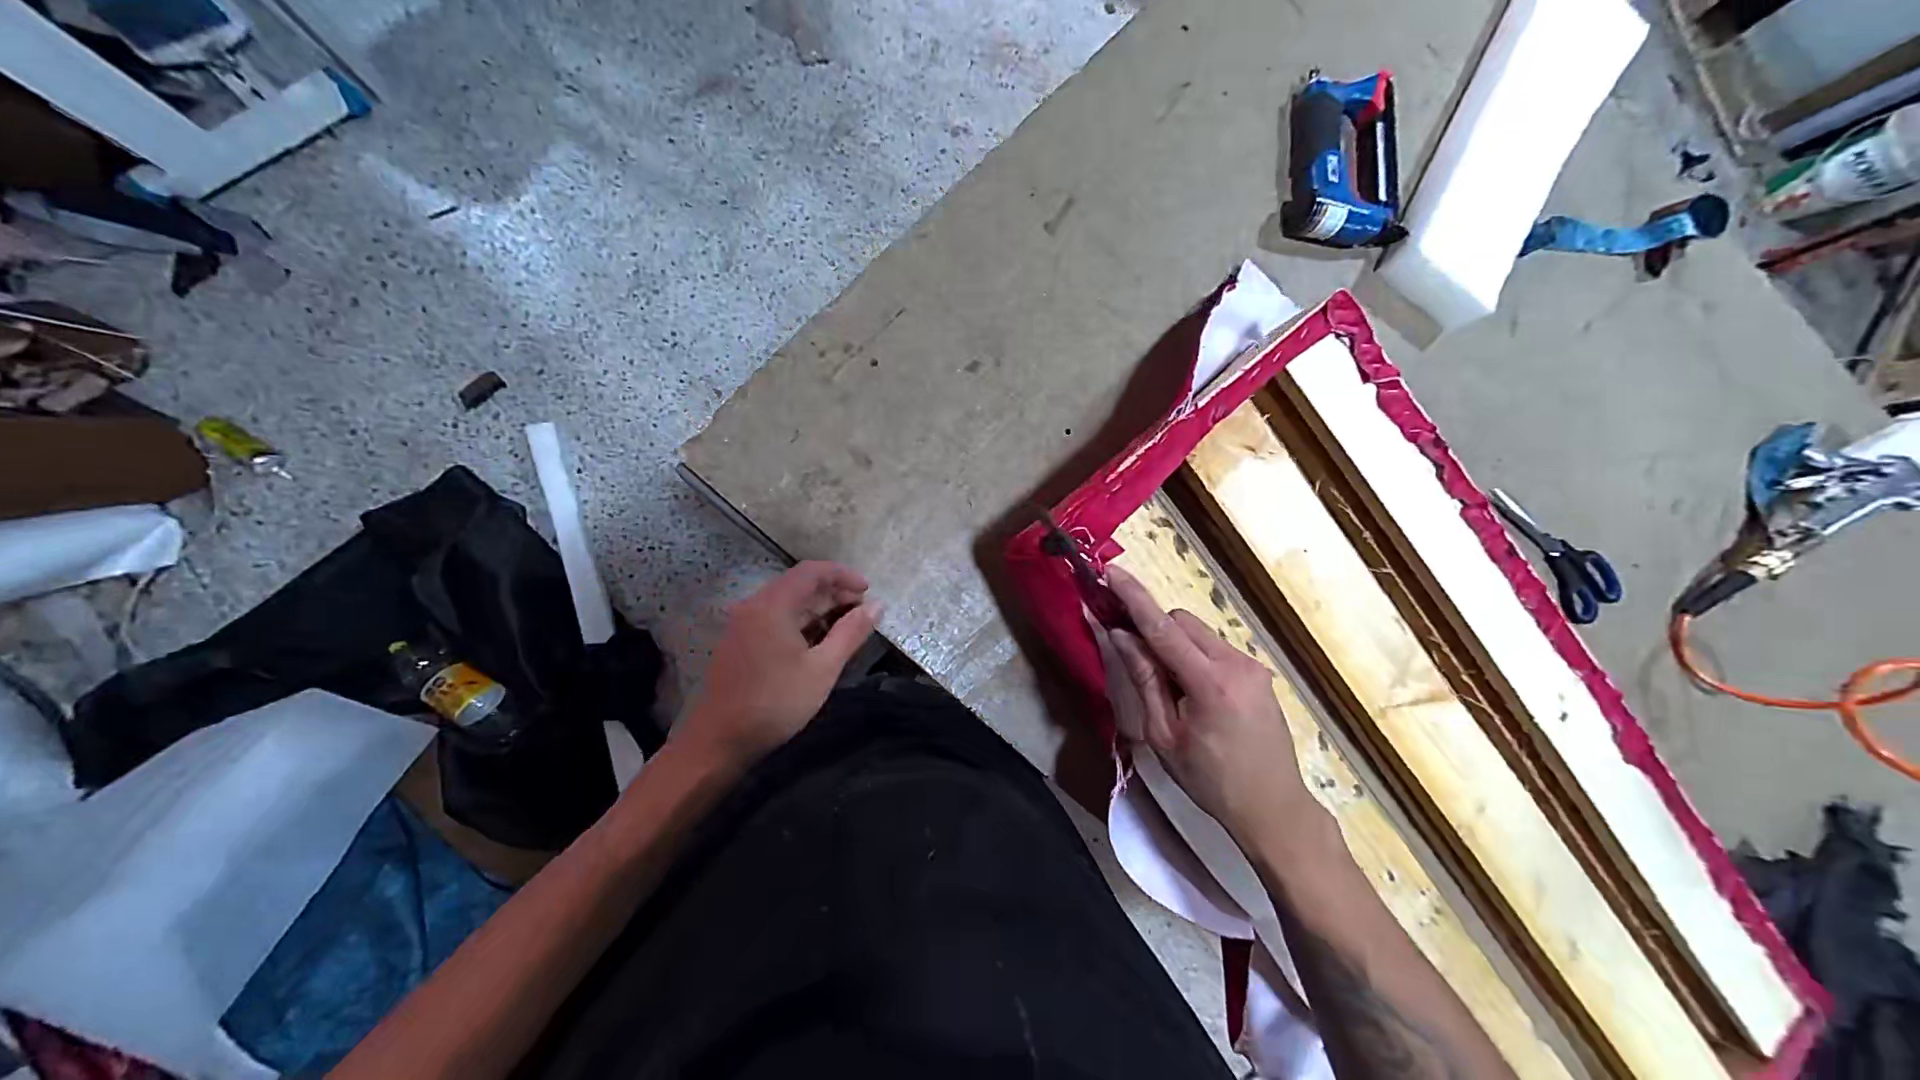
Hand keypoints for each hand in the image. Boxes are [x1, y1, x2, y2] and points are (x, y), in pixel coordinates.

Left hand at [676, 561, 878, 766]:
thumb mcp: (823, 668)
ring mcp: (742, 624)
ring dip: (818, 609)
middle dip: (833, 592)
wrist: (719, 741)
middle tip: (863, 611)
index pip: (811, 571)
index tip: (867, 590)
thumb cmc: (776, 702)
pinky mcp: (739, 643)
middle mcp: (754, 606)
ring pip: (786, 603)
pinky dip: (800, 622)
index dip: (842, 575)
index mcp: (772, 605)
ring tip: (847, 627)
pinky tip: (818, 642)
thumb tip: (877, 605)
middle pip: (798, 585)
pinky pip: (774, 619)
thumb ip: (851, 632)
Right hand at [1102, 565, 1308, 839]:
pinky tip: (1192, 695)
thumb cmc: (1210, 780)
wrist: (1273, 808)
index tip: (1110, 572)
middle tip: (1136, 661)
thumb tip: (1121, 635)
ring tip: (1169, 690)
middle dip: (1153, 630)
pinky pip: (1214, 649)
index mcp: (1210, 682)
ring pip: (1198, 633)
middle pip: (1182, 621)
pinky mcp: (1258, 674)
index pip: (1162, 628)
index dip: (1133, 598)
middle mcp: (1236, 663)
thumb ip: (1143, 679)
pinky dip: (1193, 657)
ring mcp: (1252, 666)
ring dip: (1174, 645)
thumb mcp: (1162, 735)